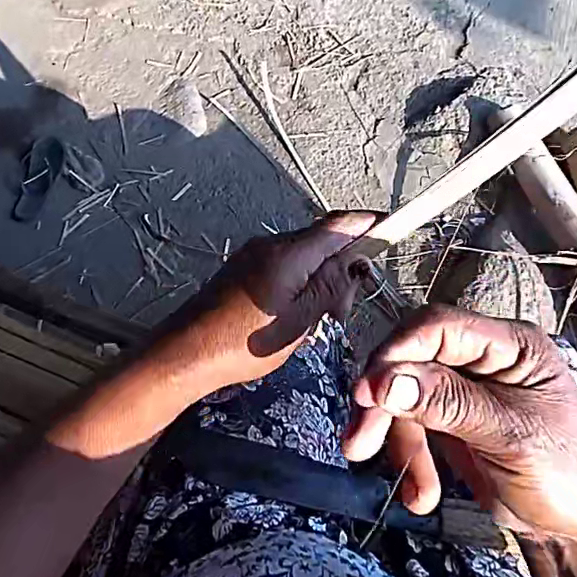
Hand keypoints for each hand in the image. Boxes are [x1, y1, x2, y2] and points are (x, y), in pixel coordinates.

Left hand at [143, 211, 378, 392]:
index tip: (391, 225)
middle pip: (322, 241)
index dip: (368, 223)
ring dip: (322, 278)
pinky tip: (297, 313)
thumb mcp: (299, 320)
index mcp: (287, 253)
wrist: (185, 353)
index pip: (338, 226)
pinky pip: (284, 265)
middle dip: (343, 267)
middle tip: (343, 309)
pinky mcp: (243, 269)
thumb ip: (330, 286)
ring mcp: (253, 255)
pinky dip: (301, 282)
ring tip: (318, 318)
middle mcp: (270, 244)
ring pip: (304, 255)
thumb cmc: (241, 343)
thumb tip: (355, 261)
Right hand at [342, 305, 576, 542]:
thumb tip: (386, 381)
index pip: (439, 327)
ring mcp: (467, 391)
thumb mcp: (510, 436)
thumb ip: (447, 402)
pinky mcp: (453, 422)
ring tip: (407, 487)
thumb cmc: (571, 478)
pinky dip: (409, 459)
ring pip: (405, 396)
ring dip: (396, 440)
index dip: (398, 353)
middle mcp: (484, 359)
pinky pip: (413, 427)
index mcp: (511, 345)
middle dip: (386, 403)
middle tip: (361, 440)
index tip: (368, 390)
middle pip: (414, 360)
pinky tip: (420, 493)